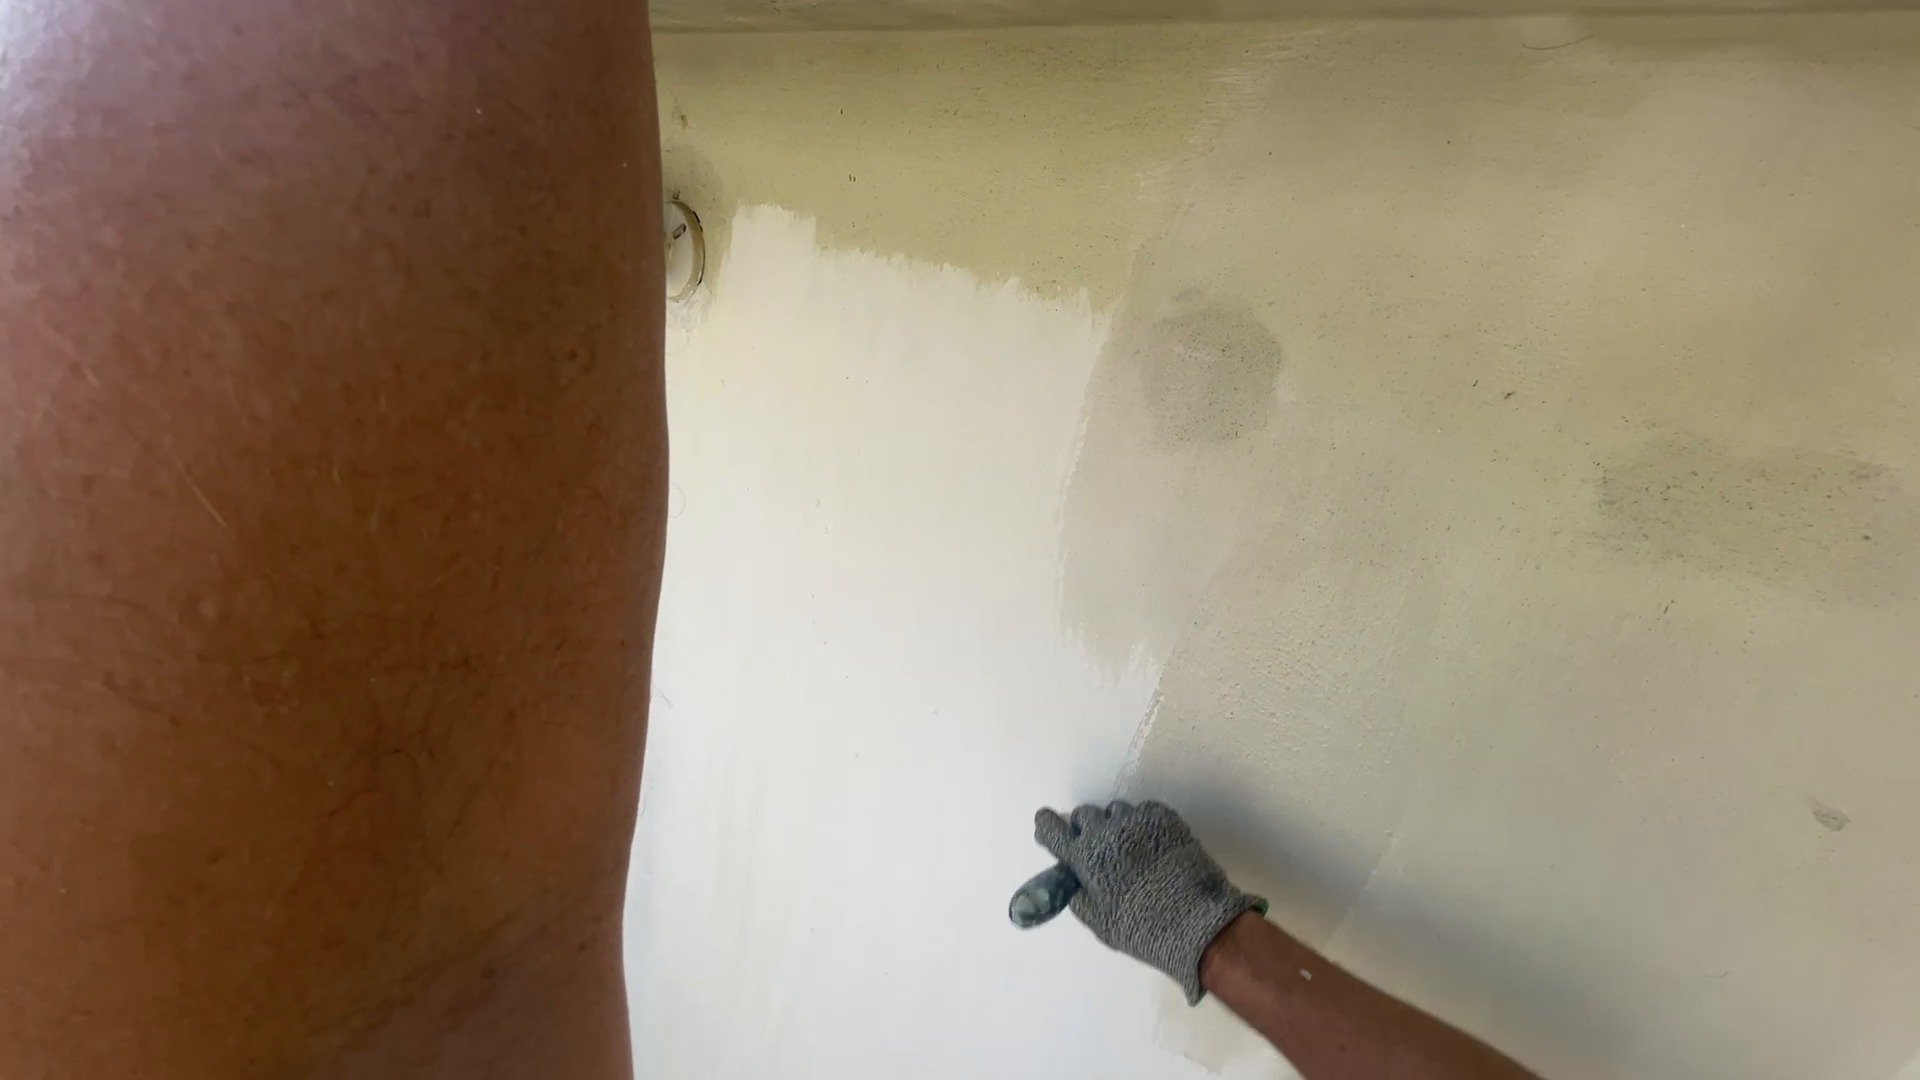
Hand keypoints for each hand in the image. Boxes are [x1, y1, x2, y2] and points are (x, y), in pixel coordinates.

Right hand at [1035, 800, 1264, 1003]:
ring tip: (1131, 847)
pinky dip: (1143, 824)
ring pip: (1114, 811)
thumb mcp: (1101, 924)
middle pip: (1083, 815)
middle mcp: (1104, 832)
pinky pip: (1143, 811)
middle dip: (1085, 829)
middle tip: (1098, 848)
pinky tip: (1154, 844)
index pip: (1051, 827)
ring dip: (1115, 825)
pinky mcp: (1162, 816)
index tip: (1050, 830)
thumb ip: (1080, 898)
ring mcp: (1134, 820)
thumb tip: (1075, 883)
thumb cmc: (1144, 929)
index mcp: (1085, 858)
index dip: (1048, 827)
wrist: (1197, 921)